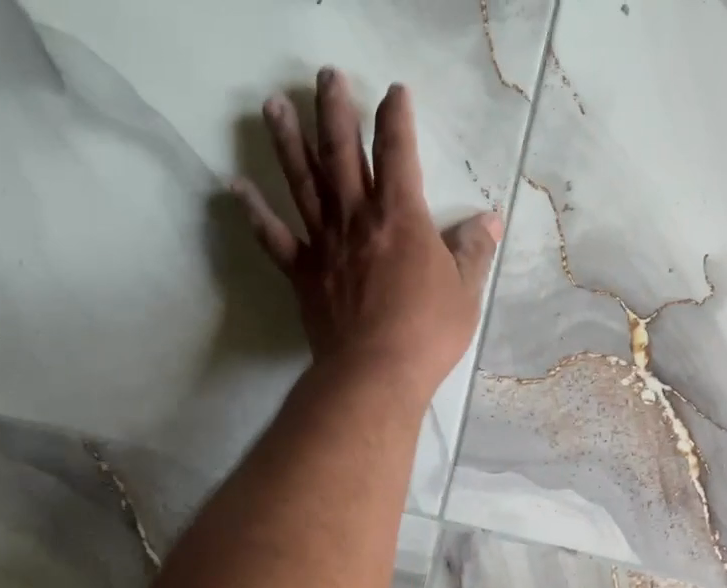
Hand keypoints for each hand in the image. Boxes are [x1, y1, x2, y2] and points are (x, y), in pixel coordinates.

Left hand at [232, 68, 501, 403]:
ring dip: (288, 141)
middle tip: (326, 75)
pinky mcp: (302, 272)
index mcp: (401, 218)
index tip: (394, 92)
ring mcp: (323, 243)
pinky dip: (254, 212)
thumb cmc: (429, 332)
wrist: (375, 372)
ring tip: (274, 104)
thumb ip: (472, 251)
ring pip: (302, 182)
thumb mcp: (466, 292)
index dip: (396, 119)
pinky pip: (274, 237)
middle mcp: (356, 218)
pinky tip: (237, 188)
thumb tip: (489, 220)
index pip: (398, 154)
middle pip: (341, 153)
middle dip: (336, 110)